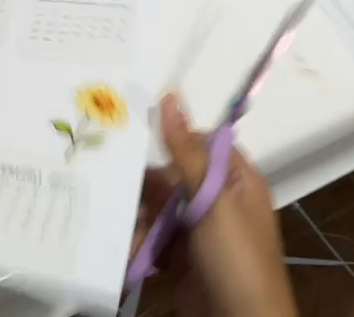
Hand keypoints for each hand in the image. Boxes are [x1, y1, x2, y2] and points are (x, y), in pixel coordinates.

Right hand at [133, 94, 296, 316]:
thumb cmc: (236, 260)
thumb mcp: (212, 200)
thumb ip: (186, 150)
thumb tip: (170, 94)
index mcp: (238, 182)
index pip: (202, 142)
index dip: (174, 137)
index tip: (137, 132)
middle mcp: (220, 202)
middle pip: (174, 174)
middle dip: (147, 182)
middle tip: (115, 177)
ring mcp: (201, 232)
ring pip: (160, 205)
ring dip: (140, 214)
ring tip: (121, 220)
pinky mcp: (183, 258)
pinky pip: (154, 236)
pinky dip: (140, 240)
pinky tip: (128, 247)